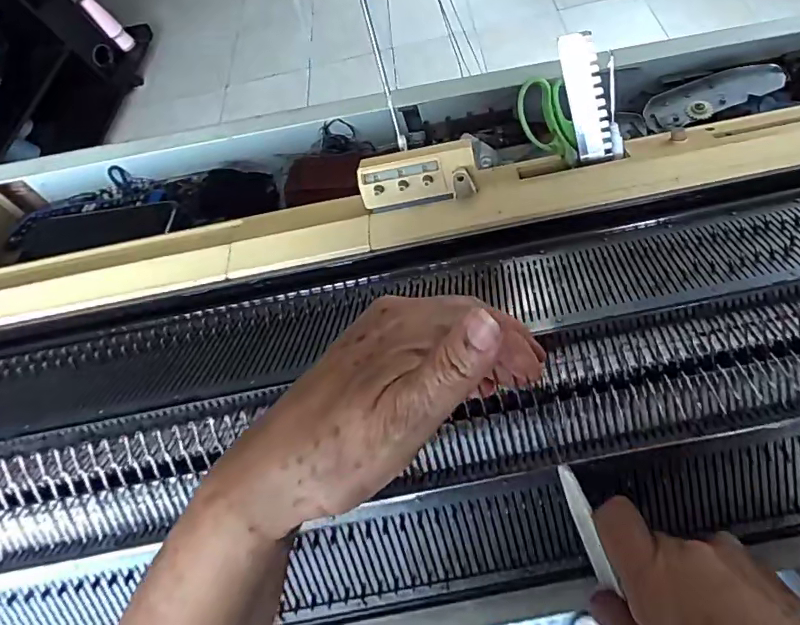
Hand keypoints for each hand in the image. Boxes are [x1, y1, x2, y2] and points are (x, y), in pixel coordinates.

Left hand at [195, 295, 544, 540]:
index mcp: (405, 328)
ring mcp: (375, 336)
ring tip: (501, 377)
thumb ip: (451, 368)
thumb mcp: (403, 417)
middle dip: (502, 343)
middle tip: (529, 371)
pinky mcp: (365, 354)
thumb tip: (489, 322)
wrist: (263, 480)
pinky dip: (451, 355)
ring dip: (479, 349)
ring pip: (444, 328)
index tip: (535, 368)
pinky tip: (452, 378)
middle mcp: (391, 321)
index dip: (513, 344)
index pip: (478, 321)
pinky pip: (422, 341)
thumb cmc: (331, 456)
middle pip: (463, 319)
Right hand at [589, 496, 799, 623]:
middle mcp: (695, 548)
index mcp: (658, 568)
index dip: (603, 528)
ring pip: (694, 560)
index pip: (613, 514)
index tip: (603, 550)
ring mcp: (733, 554)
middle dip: (655, 580)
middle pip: (657, 546)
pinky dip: (721, 592)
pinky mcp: (763, 567)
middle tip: (657, 618)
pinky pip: (725, 570)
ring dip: (691, 588)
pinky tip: (727, 623)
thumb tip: (604, 604)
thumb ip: (620, 622)